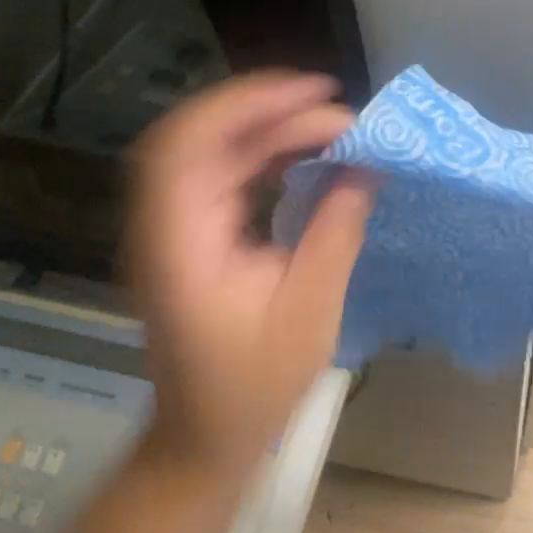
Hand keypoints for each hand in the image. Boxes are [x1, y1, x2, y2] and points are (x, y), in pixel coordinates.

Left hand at [126, 73, 374, 469]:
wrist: (203, 438)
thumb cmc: (252, 386)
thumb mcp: (308, 310)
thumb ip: (336, 229)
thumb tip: (368, 164)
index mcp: (178, 242)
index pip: (188, 143)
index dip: (247, 103)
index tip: (317, 93)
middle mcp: (164, 222)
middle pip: (201, 135)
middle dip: (270, 108)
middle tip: (339, 108)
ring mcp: (173, 225)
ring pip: (212, 147)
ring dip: (270, 126)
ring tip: (331, 123)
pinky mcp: (190, 232)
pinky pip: (223, 170)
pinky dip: (265, 151)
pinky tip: (306, 153)